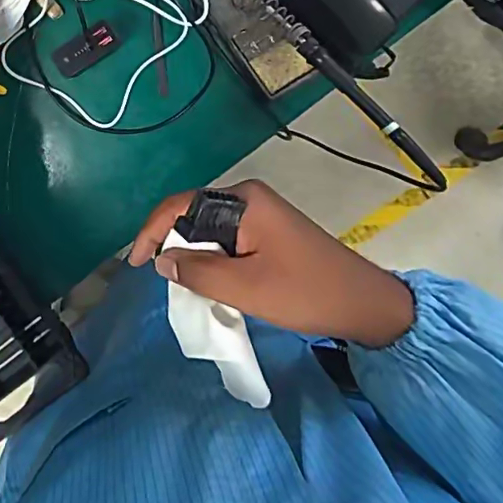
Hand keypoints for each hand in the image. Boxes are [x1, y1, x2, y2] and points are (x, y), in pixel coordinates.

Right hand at [128, 180, 415, 346]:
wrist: (366, 305)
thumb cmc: (306, 293)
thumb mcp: (246, 288)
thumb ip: (198, 272)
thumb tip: (162, 261)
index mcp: (243, 201)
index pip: (181, 206)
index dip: (152, 232)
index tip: (136, 262)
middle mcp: (249, 197)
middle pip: (194, 214)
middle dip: (173, 243)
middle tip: (162, 277)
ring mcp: (261, 211)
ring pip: (210, 228)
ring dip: (194, 253)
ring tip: (183, 282)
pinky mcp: (269, 228)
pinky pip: (228, 236)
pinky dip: (213, 256)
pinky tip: (211, 278)